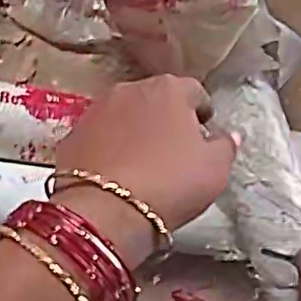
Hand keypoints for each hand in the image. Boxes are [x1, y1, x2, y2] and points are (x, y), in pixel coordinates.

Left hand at [49, 76, 237, 261]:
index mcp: (170, 90)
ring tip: (143, 162)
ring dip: (134, 130)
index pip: (194, 91)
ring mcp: (96, 110)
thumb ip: (226, 146)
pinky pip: (99, 137)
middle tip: (174, 149)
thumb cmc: (171, 183)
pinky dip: (109, 148)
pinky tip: (115, 173)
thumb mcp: (215, 169)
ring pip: (124, 115)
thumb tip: (228, 135)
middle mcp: (130, 89)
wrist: (106, 211)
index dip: (201, 111)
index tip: (203, 132)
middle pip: (155, 99)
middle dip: (165, 118)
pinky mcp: (71, 136)